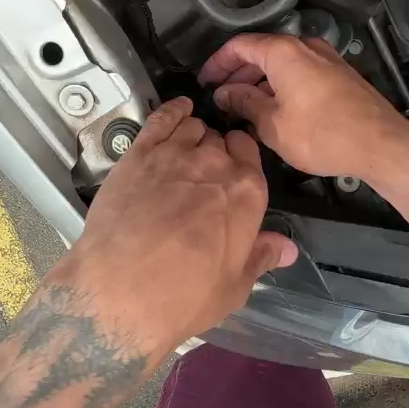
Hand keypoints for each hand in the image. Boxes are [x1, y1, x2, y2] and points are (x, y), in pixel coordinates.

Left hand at [52, 98, 296, 359]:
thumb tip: (287, 247)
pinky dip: (173, 110)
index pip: (250, 153)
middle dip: (216, 153)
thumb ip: (261, 256)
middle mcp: (216, 163)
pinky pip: (162, 118)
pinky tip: (176, 111)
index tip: (234, 168)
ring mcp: (176, 153)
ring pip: (193, 127)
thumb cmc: (184, 296)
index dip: (241, 158)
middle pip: (220, 141)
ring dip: (193, 136)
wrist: (120, 291)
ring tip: (185, 151)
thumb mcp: (234, 287)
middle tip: (204, 174)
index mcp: (247, 192)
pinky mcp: (140, 152)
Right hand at [198, 33, 408, 185]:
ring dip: (260, 82)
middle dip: (238, 73)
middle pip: (262, 52)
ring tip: (243, 108)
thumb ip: (245, 103)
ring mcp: (326, 59)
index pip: (240, 45)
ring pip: (282, 64)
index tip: (205, 81)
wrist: (381, 146)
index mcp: (284, 52)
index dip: (218, 63)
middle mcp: (306, 47)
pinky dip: (281, 86)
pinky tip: (274, 110)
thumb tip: (225, 93)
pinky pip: (301, 72)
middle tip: (220, 97)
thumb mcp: (273, 124)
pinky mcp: (339, 76)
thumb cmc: (324, 136)